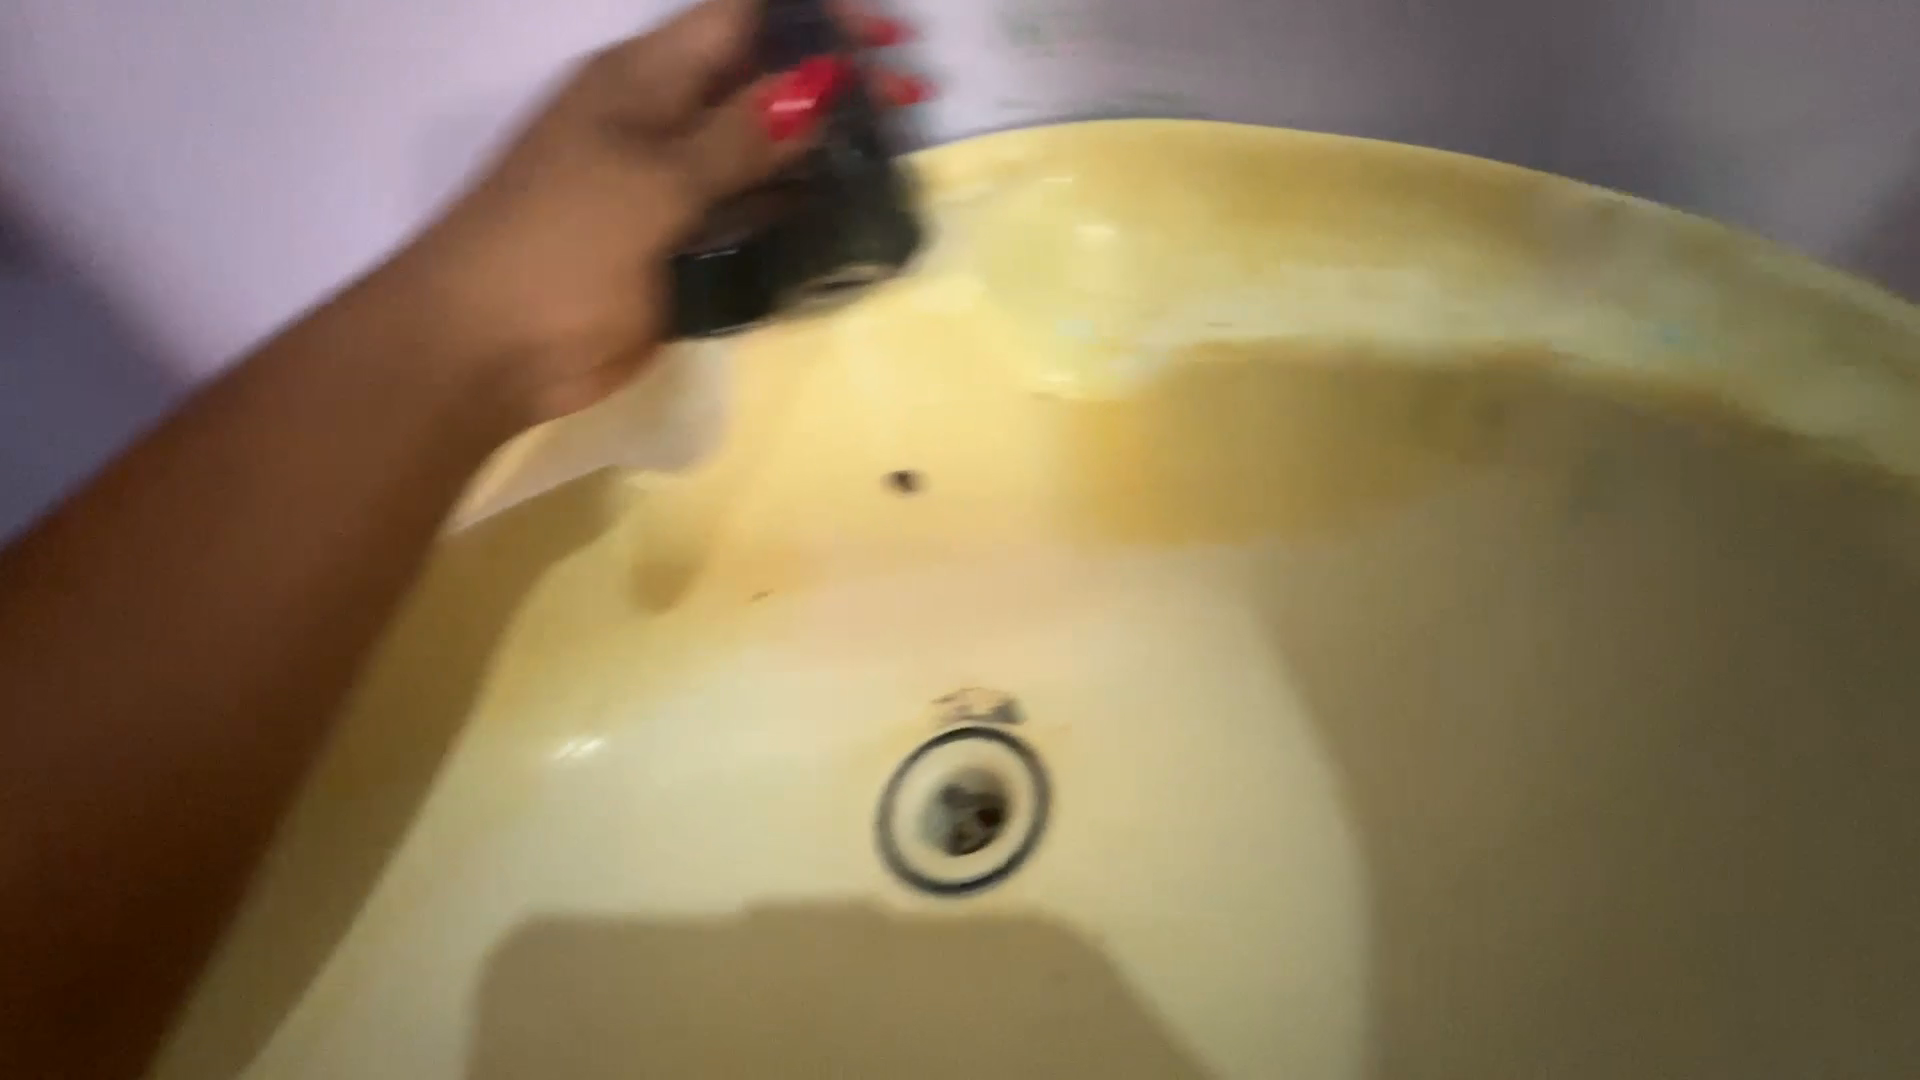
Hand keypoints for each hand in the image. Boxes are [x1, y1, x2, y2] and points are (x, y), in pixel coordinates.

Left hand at [392, 0, 926, 426]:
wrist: (494, 346)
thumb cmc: (558, 246)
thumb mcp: (651, 182)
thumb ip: (736, 139)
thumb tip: (819, 83)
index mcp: (647, 80)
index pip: (740, 19)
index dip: (811, 18)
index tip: (881, 37)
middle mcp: (669, 126)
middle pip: (763, 90)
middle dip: (833, 89)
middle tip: (910, 106)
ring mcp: (681, 194)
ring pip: (765, 161)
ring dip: (821, 159)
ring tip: (892, 164)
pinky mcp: (690, 253)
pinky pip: (754, 224)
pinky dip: (796, 222)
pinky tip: (843, 224)